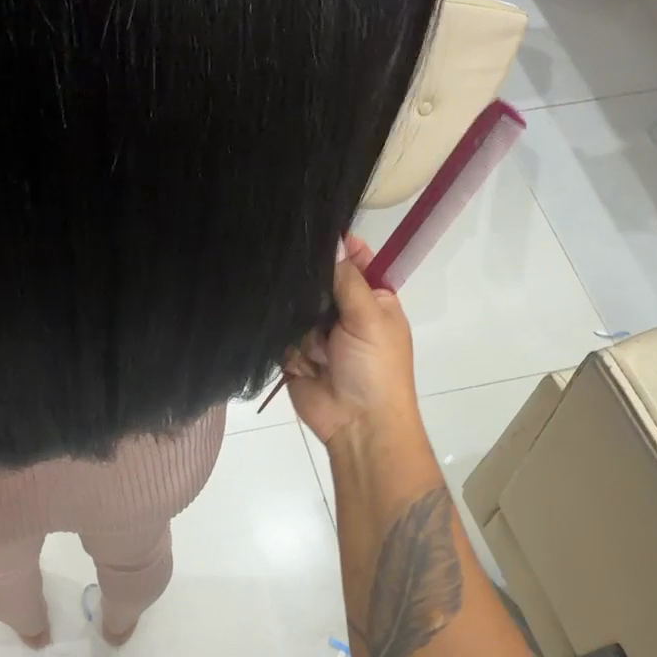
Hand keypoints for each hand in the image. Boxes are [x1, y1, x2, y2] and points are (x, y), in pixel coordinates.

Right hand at [285, 236, 421, 446]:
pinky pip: (280, 334)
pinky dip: (283, 339)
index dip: (338, 248)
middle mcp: (344, 314)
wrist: (357, 424)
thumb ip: (349, 279)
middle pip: (318, 283)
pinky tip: (293, 349)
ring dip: (298, 319)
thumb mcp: (370, 317)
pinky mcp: (294, 356)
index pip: (354, 262)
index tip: (315, 232)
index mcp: (372, 300)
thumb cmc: (376, 368)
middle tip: (304, 287)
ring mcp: (317, 336)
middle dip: (310, 287)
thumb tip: (336, 241)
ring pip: (295, 308)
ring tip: (310, 339)